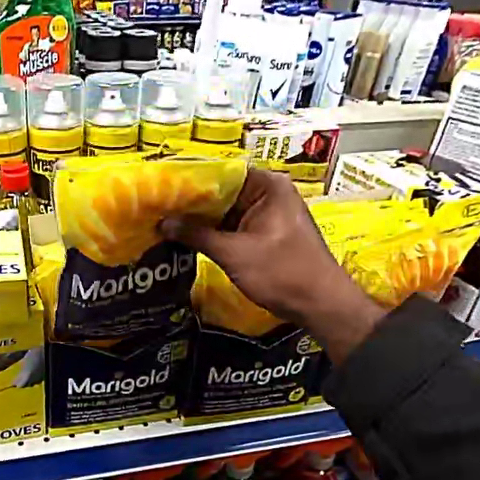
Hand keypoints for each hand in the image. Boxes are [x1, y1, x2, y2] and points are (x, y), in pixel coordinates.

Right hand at [160, 169, 387, 363]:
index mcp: (268, 186)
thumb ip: (197, 235)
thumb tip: (163, 223)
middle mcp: (270, 194)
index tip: (162, 188)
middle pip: (223, 192)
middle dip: (193, 202)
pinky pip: (235, 227)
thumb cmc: (282, 273)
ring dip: (202, 219)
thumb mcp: (234, 253)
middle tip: (158, 206)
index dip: (191, 181)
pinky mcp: (267, 235)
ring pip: (227, 211)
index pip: (222, 173)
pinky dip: (215, 233)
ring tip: (165, 220)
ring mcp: (269, 215)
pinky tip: (188, 237)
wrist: (321, 305)